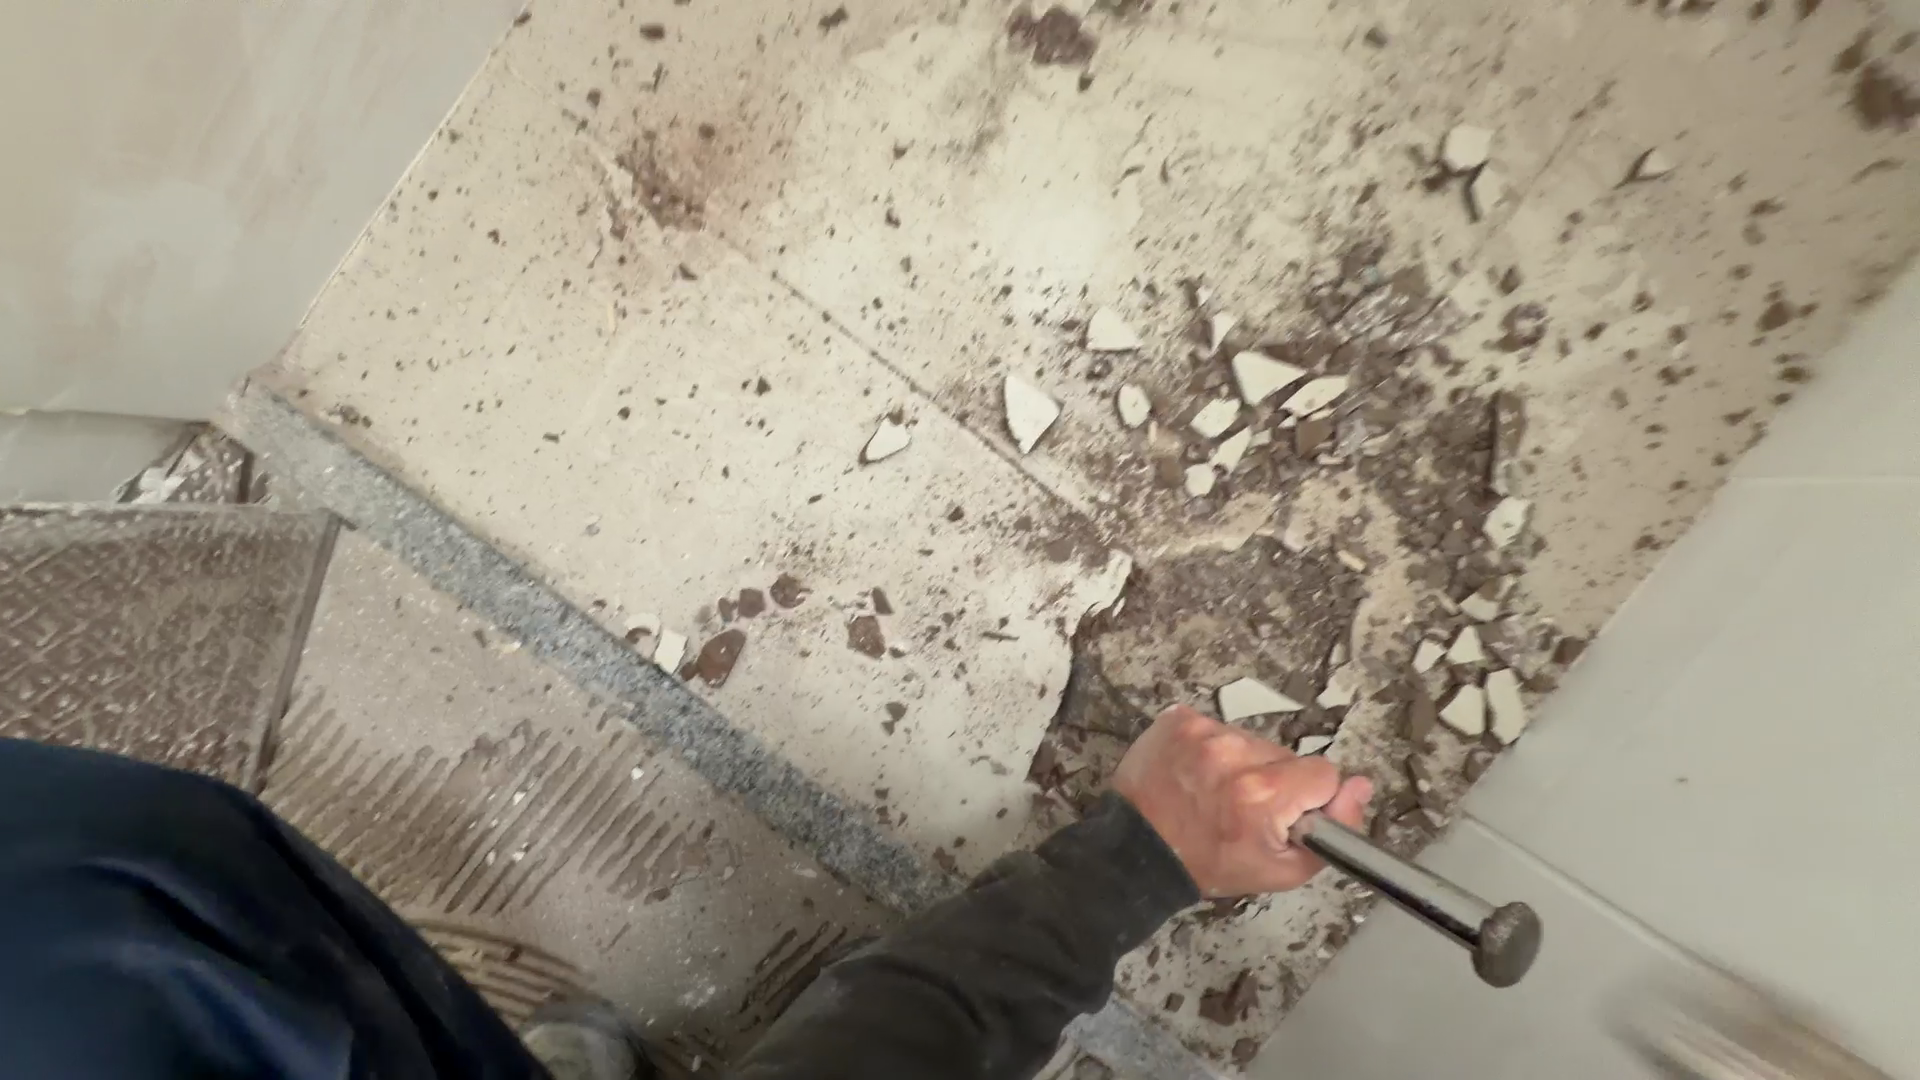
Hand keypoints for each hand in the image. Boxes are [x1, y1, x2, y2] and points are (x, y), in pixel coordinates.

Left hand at [1111, 705, 1372, 897]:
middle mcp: (1233, 754)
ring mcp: (1201, 732)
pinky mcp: (1178, 719)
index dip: (1310, 796)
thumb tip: (1360, 786)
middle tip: (1243, 806)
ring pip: (1249, 740)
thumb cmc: (1209, 862)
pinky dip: (1211, 747)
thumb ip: (1333, 828)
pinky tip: (1196, 773)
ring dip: (1241, 762)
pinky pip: (1216, 727)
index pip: (1323, 772)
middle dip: (1274, 779)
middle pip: (1283, 754)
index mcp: (1262, 793)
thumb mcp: (1281, 869)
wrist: (1139, 848)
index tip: (1285, 812)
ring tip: (1216, 790)